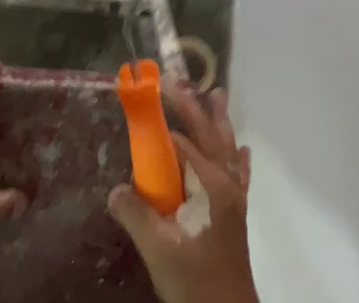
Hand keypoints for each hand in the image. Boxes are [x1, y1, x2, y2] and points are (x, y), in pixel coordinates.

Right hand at [108, 87, 258, 302]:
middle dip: (193, 107)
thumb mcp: (158, 248)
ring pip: (227, 149)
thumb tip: (115, 188)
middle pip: (210, 136)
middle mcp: (226, 185)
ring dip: (218, 122)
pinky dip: (238, 159)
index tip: (150, 91)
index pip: (185, 141)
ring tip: (216, 95)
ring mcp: (234, 199)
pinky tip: (243, 151)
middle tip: (175, 80)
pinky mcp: (235, 215)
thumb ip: (136, 214)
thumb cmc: (195, 279)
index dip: (167, 116)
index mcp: (211, 186)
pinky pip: (239, 176)